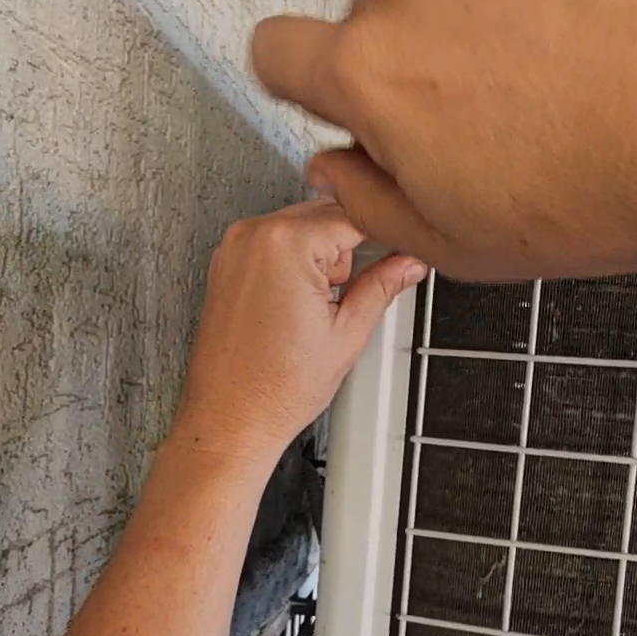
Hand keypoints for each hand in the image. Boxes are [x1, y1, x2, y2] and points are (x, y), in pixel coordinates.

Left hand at [171, 201, 425, 466]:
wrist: (231, 420)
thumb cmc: (276, 389)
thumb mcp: (348, 334)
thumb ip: (383, 286)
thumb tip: (410, 263)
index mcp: (287, 244)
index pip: (356, 216)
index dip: (388, 235)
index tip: (406, 249)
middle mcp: (254, 235)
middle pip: (327, 215)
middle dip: (350, 248)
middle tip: (352, 296)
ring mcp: (235, 247)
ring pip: (303, 228)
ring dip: (323, 256)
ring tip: (320, 309)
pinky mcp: (227, 264)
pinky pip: (276, 244)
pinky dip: (296, 262)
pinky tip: (299, 305)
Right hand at [251, 0, 636, 286]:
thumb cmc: (606, 195)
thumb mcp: (455, 246)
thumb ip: (366, 199)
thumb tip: (334, 162)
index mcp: (373, 74)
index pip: (279, 52)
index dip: (303, 75)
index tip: (328, 80)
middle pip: (377, 8)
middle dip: (417, 51)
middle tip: (494, 97)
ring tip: (558, 52)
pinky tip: (590, 4)